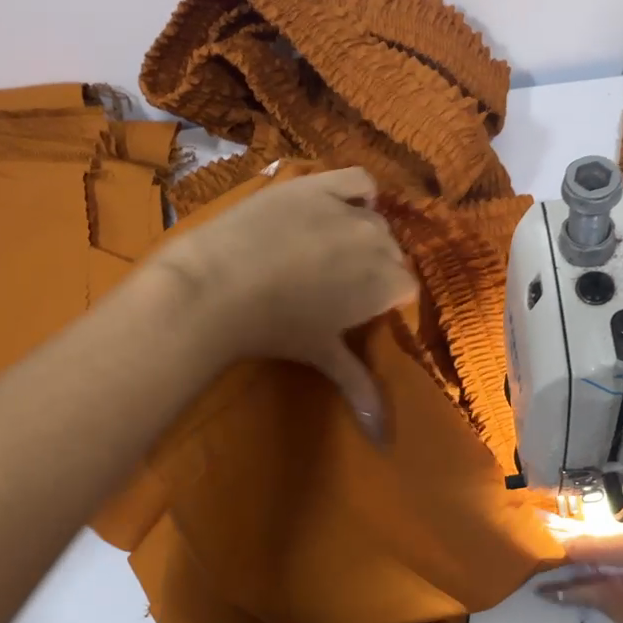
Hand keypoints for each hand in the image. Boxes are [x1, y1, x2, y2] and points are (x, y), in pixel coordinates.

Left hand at [154, 166, 416, 437]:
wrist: (216, 285)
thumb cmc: (275, 328)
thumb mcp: (323, 355)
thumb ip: (361, 388)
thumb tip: (385, 442)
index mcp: (386, 283)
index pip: (406, 287)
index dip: (385, 299)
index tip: (360, 311)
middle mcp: (378, 241)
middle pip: (392, 252)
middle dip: (375, 268)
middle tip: (339, 287)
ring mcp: (347, 209)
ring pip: (376, 221)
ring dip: (364, 234)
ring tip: (332, 252)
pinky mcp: (316, 184)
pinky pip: (357, 180)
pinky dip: (357, 193)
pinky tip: (340, 207)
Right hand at [539, 530, 622, 622]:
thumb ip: (606, 599)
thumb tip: (562, 587)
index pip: (600, 543)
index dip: (565, 553)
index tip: (533, 558)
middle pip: (616, 535)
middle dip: (581, 552)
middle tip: (545, 566)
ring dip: (604, 555)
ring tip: (567, 571)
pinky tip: (606, 572)